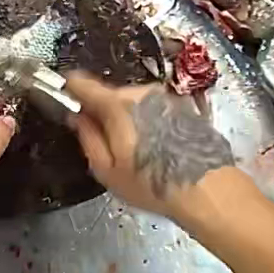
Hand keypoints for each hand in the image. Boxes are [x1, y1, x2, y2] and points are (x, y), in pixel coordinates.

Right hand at [65, 75, 236, 221]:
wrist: (209, 189)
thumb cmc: (153, 184)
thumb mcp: (107, 170)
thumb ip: (87, 137)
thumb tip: (76, 117)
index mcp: (118, 104)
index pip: (82, 83)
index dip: (69, 89)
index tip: (63, 98)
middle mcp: (142, 93)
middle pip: (111, 96)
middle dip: (104, 114)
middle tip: (107, 146)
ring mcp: (166, 97)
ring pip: (134, 103)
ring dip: (129, 120)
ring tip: (136, 153)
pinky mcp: (184, 107)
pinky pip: (154, 110)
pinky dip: (149, 123)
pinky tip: (158, 150)